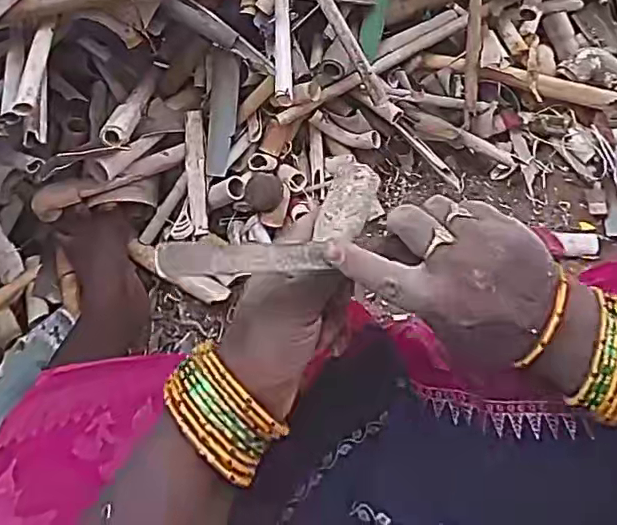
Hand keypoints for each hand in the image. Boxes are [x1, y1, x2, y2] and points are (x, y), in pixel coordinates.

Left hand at [218, 216, 347, 418]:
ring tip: (324, 329)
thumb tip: (351, 242)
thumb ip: (325, 269)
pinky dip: (339, 327)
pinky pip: (340, 313)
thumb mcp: (297, 300)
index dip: (346, 229)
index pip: (323, 221)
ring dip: (341, 310)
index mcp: (287, 253)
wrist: (251, 394)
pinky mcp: (313, 320)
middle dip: (346, 282)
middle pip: (341, 256)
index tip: (364, 245)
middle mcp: (297, 268)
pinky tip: (329, 343)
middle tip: (335, 302)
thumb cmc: (264, 342)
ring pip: (343, 286)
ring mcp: (305, 295)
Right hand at [322, 195, 562, 372]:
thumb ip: (417, 297)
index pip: (382, 273)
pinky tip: (471, 234)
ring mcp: (477, 235)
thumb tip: (393, 263)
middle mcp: (451, 262)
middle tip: (405, 233)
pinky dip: (461, 217)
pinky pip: (465, 205)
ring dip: (432, 217)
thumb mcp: (447, 330)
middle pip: (406, 220)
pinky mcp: (499, 220)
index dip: (352, 258)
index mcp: (434, 297)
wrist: (555, 323)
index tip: (331, 246)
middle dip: (399, 223)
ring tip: (443, 234)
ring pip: (436, 205)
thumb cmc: (496, 337)